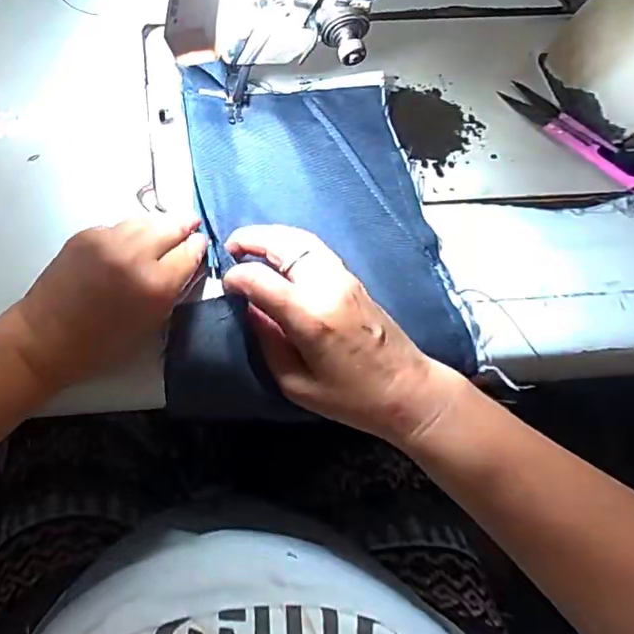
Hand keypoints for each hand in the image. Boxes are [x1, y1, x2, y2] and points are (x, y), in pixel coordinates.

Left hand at [0, 214, 208, 391]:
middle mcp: (134, 254)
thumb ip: (172, 290)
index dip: (198, 248)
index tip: (200, 245)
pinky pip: (118, 227)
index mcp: (155, 284)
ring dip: (157, 225)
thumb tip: (186, 262)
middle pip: (171, 226)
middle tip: (191, 226)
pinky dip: (129, 233)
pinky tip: (129, 244)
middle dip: (183, 226)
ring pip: (144, 220)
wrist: (45, 337)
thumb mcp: (149, 323)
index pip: (190, 252)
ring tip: (162, 232)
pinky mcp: (86, 234)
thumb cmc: (100, 344)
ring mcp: (107, 240)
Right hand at [220, 225, 470, 443]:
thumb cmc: (350, 397)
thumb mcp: (294, 382)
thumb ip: (266, 340)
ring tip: (247, 245)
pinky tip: (276, 253)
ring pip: (299, 238)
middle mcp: (326, 286)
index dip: (235, 278)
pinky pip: (313, 246)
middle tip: (229, 247)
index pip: (259, 278)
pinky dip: (288, 242)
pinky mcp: (351, 276)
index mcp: (309, 316)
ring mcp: (342, 276)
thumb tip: (248, 307)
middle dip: (250, 240)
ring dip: (269, 236)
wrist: (407, 390)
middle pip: (281, 243)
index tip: (226, 287)